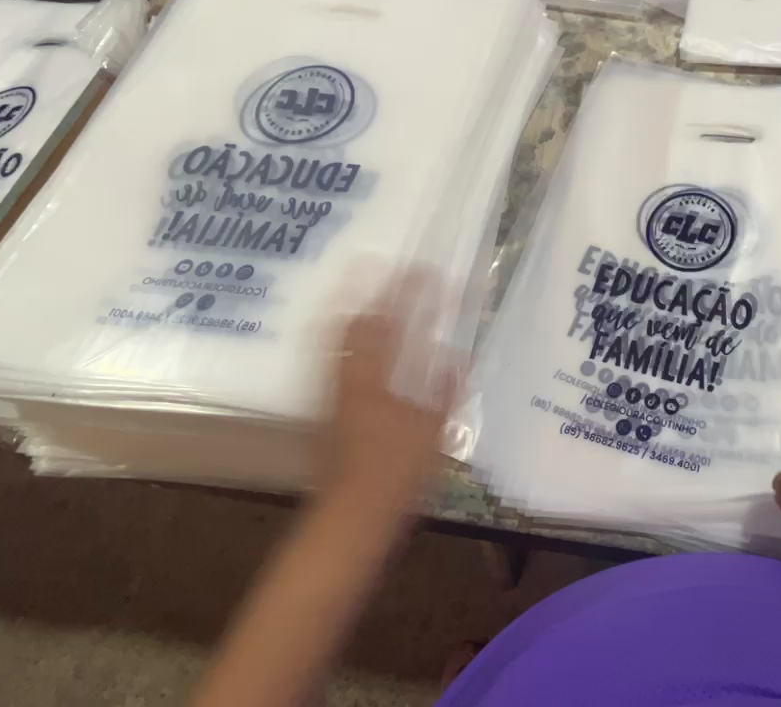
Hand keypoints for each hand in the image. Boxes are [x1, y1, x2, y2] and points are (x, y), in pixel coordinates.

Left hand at [315, 269, 457, 516]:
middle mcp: (347, 376)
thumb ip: (447, 388)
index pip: (396, 322)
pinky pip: (327, 357)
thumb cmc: (397, 474)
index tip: (427, 269)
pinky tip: (344, 335)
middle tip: (378, 263)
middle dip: (368, 288)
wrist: (349, 516)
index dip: (412, 292)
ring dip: (346, 306)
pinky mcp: (321, 407)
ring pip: (334, 337)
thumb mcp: (434, 430)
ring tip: (354, 282)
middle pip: (354, 321)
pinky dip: (338, 336)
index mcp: (377, 377)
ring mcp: (329, 391)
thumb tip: (459, 353)